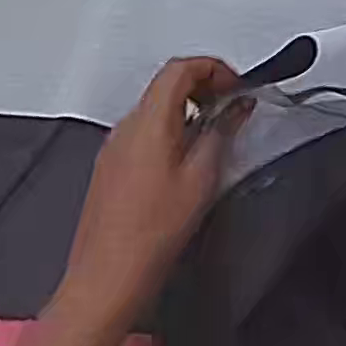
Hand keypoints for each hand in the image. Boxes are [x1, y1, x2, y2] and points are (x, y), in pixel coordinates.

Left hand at [53, 58, 243, 320]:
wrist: (108, 277)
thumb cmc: (153, 231)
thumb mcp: (204, 174)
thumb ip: (223, 130)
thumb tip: (237, 106)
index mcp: (149, 121)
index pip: (180, 68)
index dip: (214, 68)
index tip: (236, 86)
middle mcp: (126, 127)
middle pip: (167, 82)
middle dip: (204, 84)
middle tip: (232, 103)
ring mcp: (114, 146)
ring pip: (156, 105)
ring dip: (189, 106)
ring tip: (216, 131)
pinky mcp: (111, 165)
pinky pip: (144, 128)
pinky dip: (172, 126)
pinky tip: (189, 154)